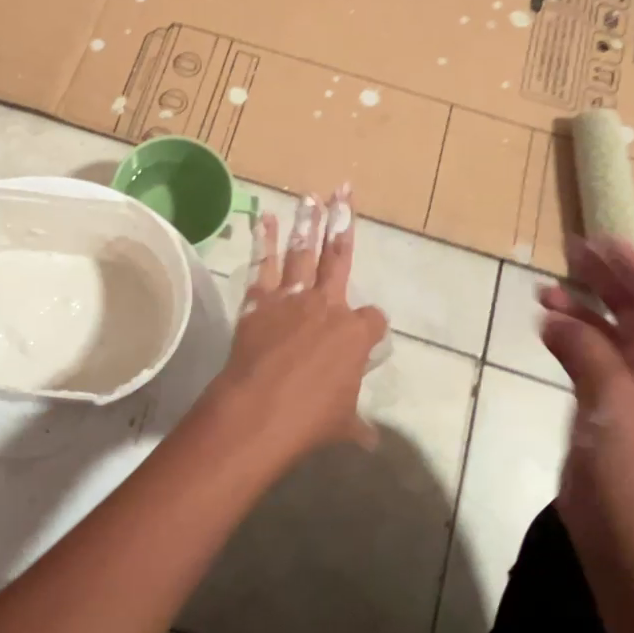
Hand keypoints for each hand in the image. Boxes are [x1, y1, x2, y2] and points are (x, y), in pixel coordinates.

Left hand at [198, 186, 389, 469]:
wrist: (259, 410)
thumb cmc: (309, 419)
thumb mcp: (342, 424)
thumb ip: (356, 425)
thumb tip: (371, 441)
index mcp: (355, 334)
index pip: (374, 319)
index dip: (371, 326)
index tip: (368, 334)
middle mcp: (327, 306)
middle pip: (340, 256)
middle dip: (343, 221)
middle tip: (344, 190)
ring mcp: (292, 298)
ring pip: (305, 251)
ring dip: (308, 221)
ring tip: (312, 194)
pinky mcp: (260, 301)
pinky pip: (264, 264)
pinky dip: (265, 240)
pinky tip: (267, 218)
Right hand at [537, 235, 633, 558]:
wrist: (618, 527)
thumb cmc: (623, 466)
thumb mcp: (609, 401)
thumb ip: (585, 351)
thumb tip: (554, 318)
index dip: (632, 268)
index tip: (600, 242)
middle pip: (632, 310)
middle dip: (605, 278)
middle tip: (570, 252)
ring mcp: (624, 386)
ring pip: (606, 330)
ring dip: (581, 305)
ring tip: (546, 290)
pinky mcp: (599, 403)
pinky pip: (586, 353)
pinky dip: (568, 334)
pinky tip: (546, 326)